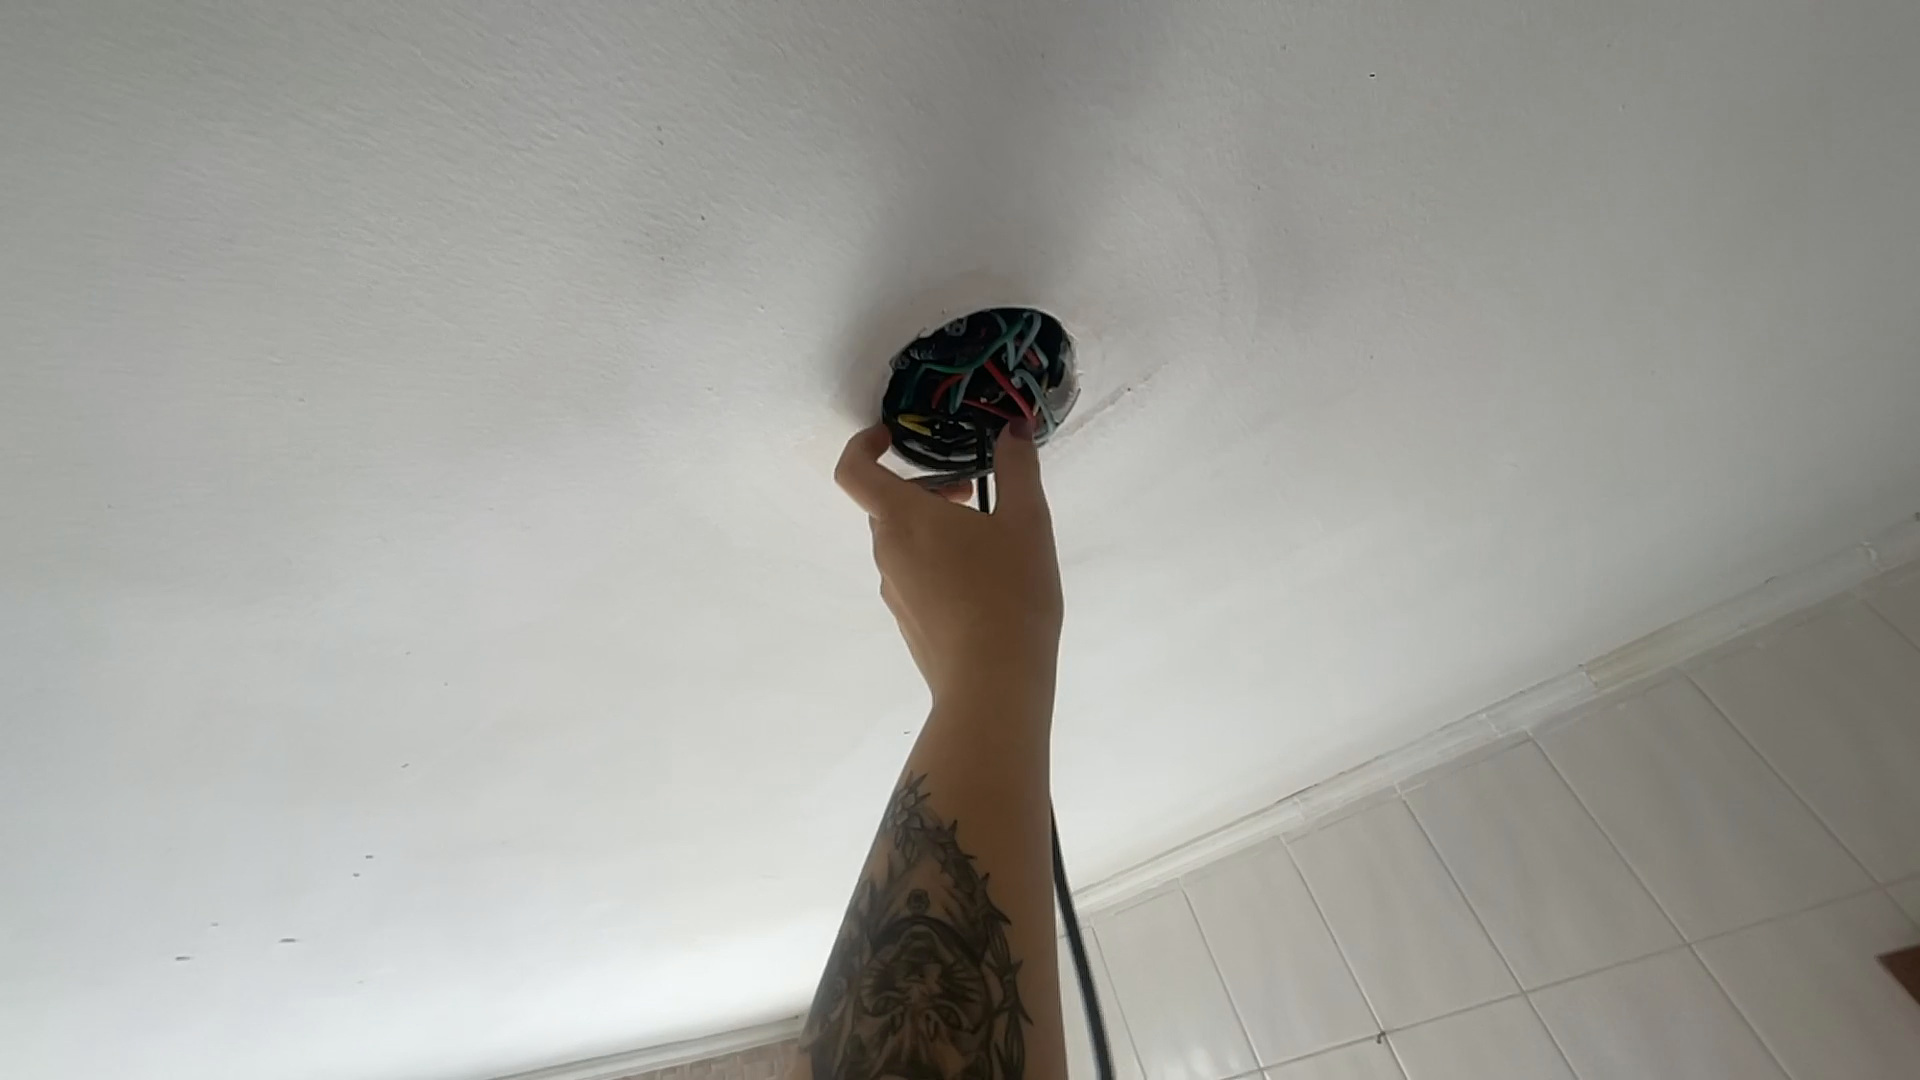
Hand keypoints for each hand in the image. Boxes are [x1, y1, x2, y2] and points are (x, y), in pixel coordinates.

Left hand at [835, 422, 1062, 708]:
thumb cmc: (1010, 591)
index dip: (863, 444)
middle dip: (925, 489)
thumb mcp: (1026, 521)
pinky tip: (982, 584)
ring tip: (988, 542)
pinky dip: (936, 561)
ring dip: (933, 527)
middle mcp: (887, 552)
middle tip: (972, 495)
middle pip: (887, 505)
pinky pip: (913, 575)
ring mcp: (893, 590)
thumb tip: (1013, 428)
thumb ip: (1017, 468)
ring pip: (903, 542)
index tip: (892, 437)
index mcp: (903, 519)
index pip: (853, 470)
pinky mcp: (907, 621)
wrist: (995, 682)